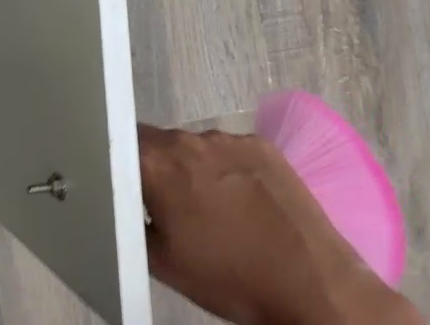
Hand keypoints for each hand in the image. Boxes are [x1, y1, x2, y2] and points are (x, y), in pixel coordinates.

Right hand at [139, 125, 419, 324]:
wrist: (313, 290)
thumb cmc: (230, 278)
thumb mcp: (159, 260)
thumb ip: (130, 218)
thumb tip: (120, 201)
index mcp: (153, 163)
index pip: (116, 143)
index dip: (118, 163)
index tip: (127, 186)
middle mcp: (186, 139)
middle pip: (154, 141)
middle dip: (156, 167)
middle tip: (169, 205)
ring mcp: (228, 139)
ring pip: (192, 145)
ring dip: (192, 167)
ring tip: (214, 208)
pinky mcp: (263, 145)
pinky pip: (229, 149)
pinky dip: (227, 168)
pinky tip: (243, 201)